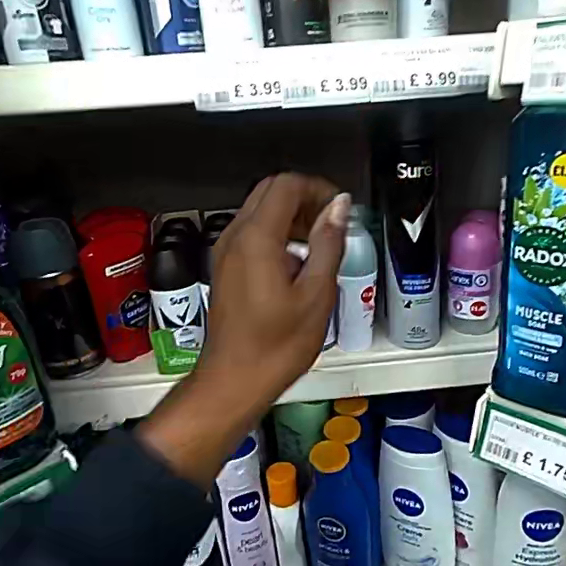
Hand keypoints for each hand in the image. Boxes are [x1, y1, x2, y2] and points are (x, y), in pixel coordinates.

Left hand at [138, 174, 346, 486]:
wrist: (234, 380)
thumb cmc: (276, 346)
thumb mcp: (316, 293)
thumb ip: (328, 242)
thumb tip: (339, 207)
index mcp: (257, 239)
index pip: (287, 185)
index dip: (319, 188)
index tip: (340, 210)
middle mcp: (235, 238)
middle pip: (270, 190)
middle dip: (305, 198)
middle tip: (331, 223)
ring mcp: (226, 252)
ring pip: (260, 210)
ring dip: (292, 216)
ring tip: (319, 244)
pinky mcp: (225, 268)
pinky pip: (251, 233)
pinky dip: (277, 233)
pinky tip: (298, 264)